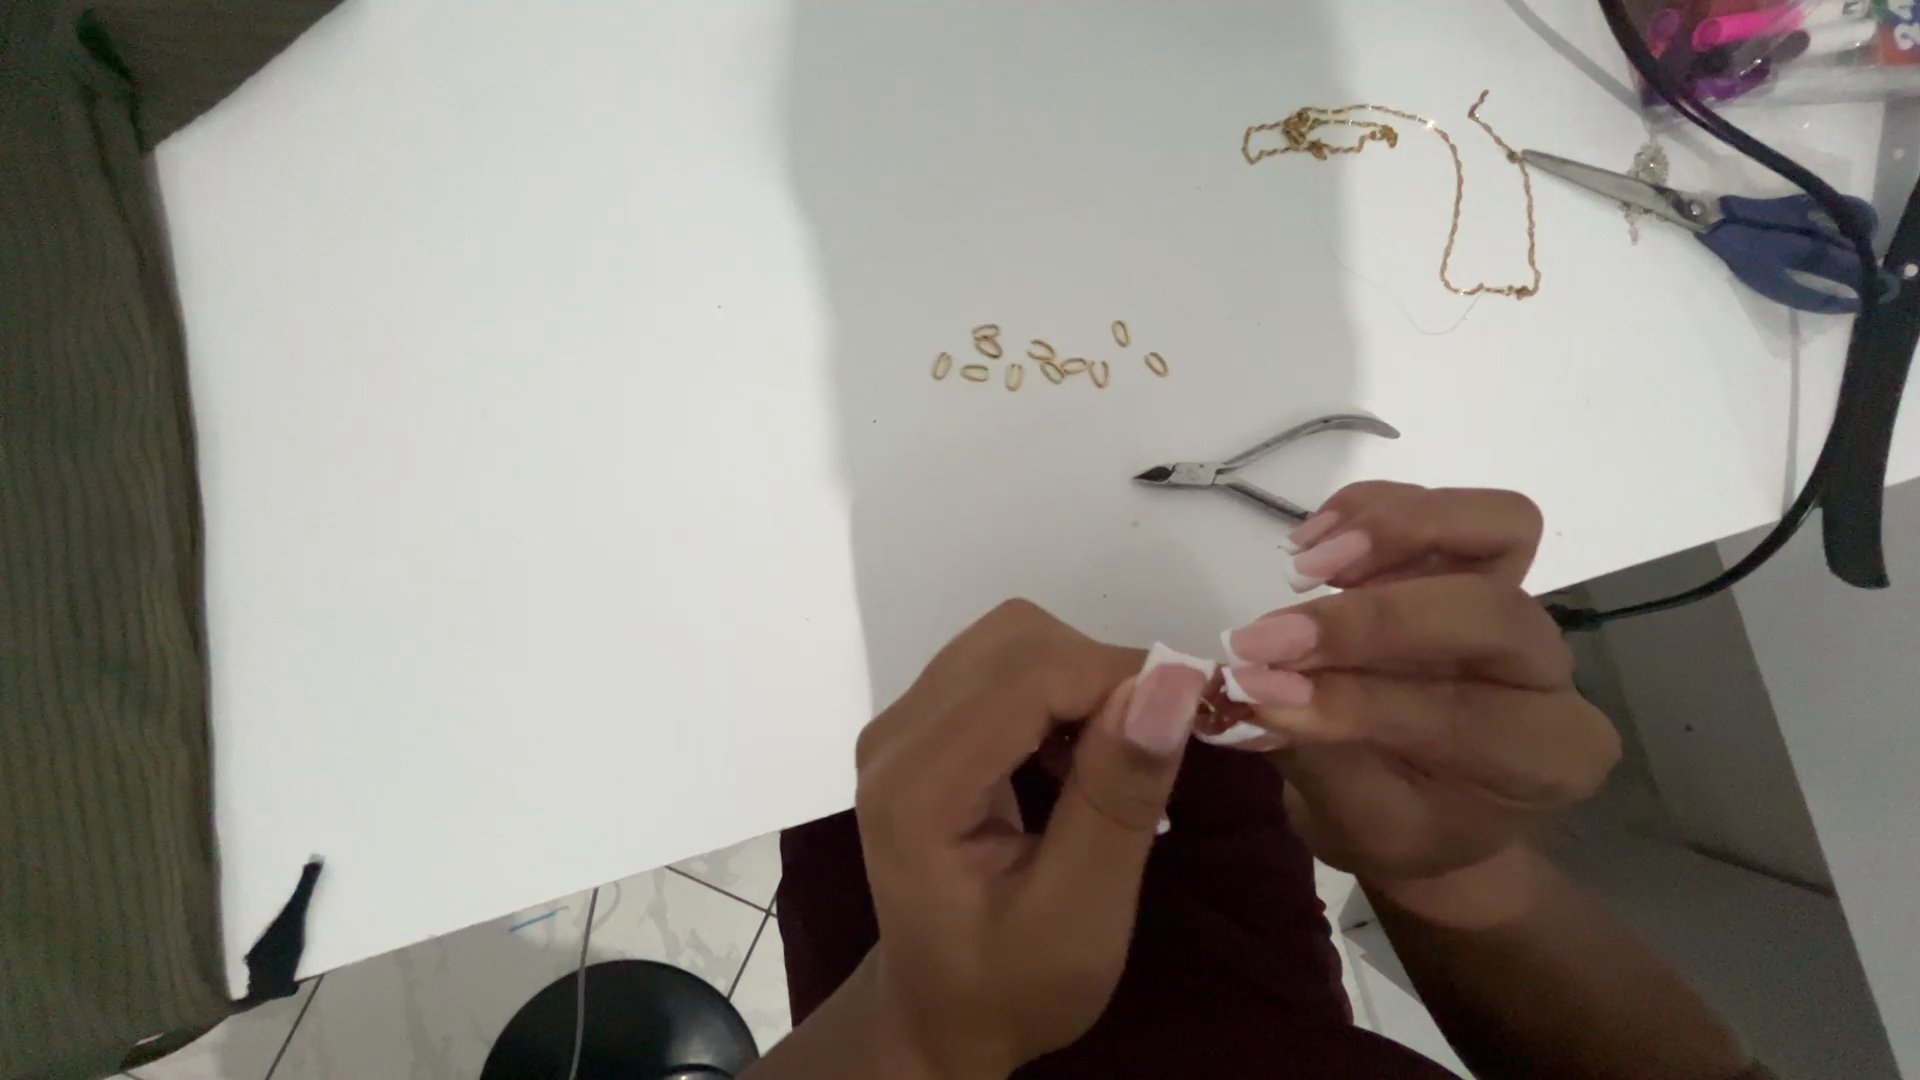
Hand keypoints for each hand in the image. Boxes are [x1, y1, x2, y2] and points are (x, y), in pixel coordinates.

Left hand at [854, 600, 1205, 1078]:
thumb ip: (1117, 800)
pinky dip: (1054, 685)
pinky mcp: (919, 721)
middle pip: (1014, 641)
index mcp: (917, 787)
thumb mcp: (1080, 920)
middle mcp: (896, 734)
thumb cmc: (1009, 985)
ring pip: (1009, 639)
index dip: (1117, 676)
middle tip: (1148, 746)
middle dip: (1098, 673)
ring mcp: (900, 722)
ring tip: (1106, 757)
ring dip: (1078, 677)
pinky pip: (998, 662)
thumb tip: (1170, 684)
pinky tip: (1069, 752)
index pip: (1026, 677)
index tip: (1196, 710)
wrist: (937, 1006)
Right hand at [1219, 484, 1620, 882]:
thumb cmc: (1391, 824)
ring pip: (1497, 527)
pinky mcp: (1467, 565)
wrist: (1417, 804)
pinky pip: (1446, 510)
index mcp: (1543, 755)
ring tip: (1301, 564)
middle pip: (1490, 609)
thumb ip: (1308, 746)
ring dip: (1390, 533)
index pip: (1459, 713)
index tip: (1251, 690)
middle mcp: (1544, 672)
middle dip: (1366, 618)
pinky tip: (1309, 543)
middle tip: (1264, 634)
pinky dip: (1373, 507)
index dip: (1350, 698)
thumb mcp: (1351, 819)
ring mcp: (1511, 606)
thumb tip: (1244, 684)